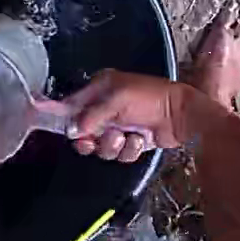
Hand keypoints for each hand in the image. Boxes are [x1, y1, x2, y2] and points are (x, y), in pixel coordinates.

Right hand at [64, 70, 194, 160]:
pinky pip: (119, 153)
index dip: (63, 115)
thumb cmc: (149, 100)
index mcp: (101, 87)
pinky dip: (130, 149)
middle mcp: (107, 106)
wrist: (181, 115)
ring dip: (112, 144)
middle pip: (83, 130)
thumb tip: (72, 130)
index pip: (73, 102)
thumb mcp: (117, 100)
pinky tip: (140, 140)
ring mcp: (119, 125)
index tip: (59, 127)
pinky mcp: (131, 141)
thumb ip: (91, 115)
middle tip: (94, 141)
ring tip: (126, 136)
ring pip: (101, 145)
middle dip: (90, 138)